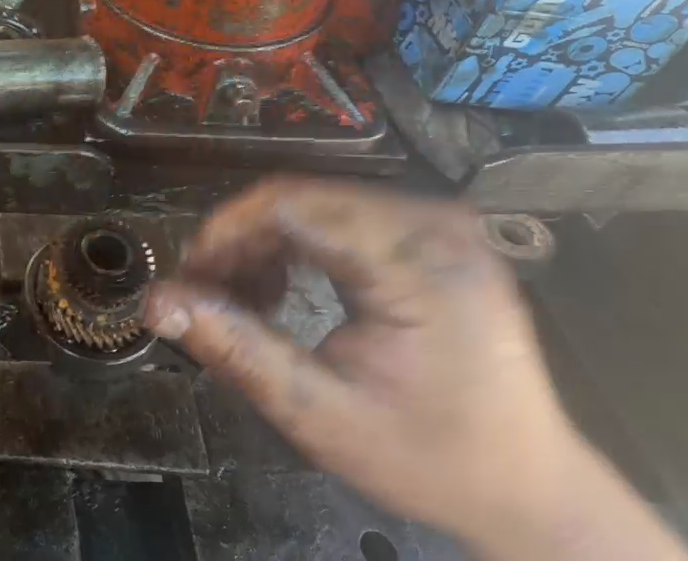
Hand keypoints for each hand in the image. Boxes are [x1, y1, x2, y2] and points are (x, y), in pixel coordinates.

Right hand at [144, 179, 687, 560]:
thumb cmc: (431, 459)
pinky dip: (297, 246)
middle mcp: (434, 223)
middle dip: (240, 241)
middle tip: (207, 294)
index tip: (190, 279)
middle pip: (301, 198)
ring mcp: (441, 226)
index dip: (225, 231)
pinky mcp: (436, 238)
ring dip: (264, 243)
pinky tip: (282, 287)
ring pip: (316, 203)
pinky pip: (343, 217)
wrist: (531, 490)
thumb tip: (156, 302)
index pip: (291, 204)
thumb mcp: (321, 414)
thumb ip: (235, 349)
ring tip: (242, 299)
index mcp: (417, 259)